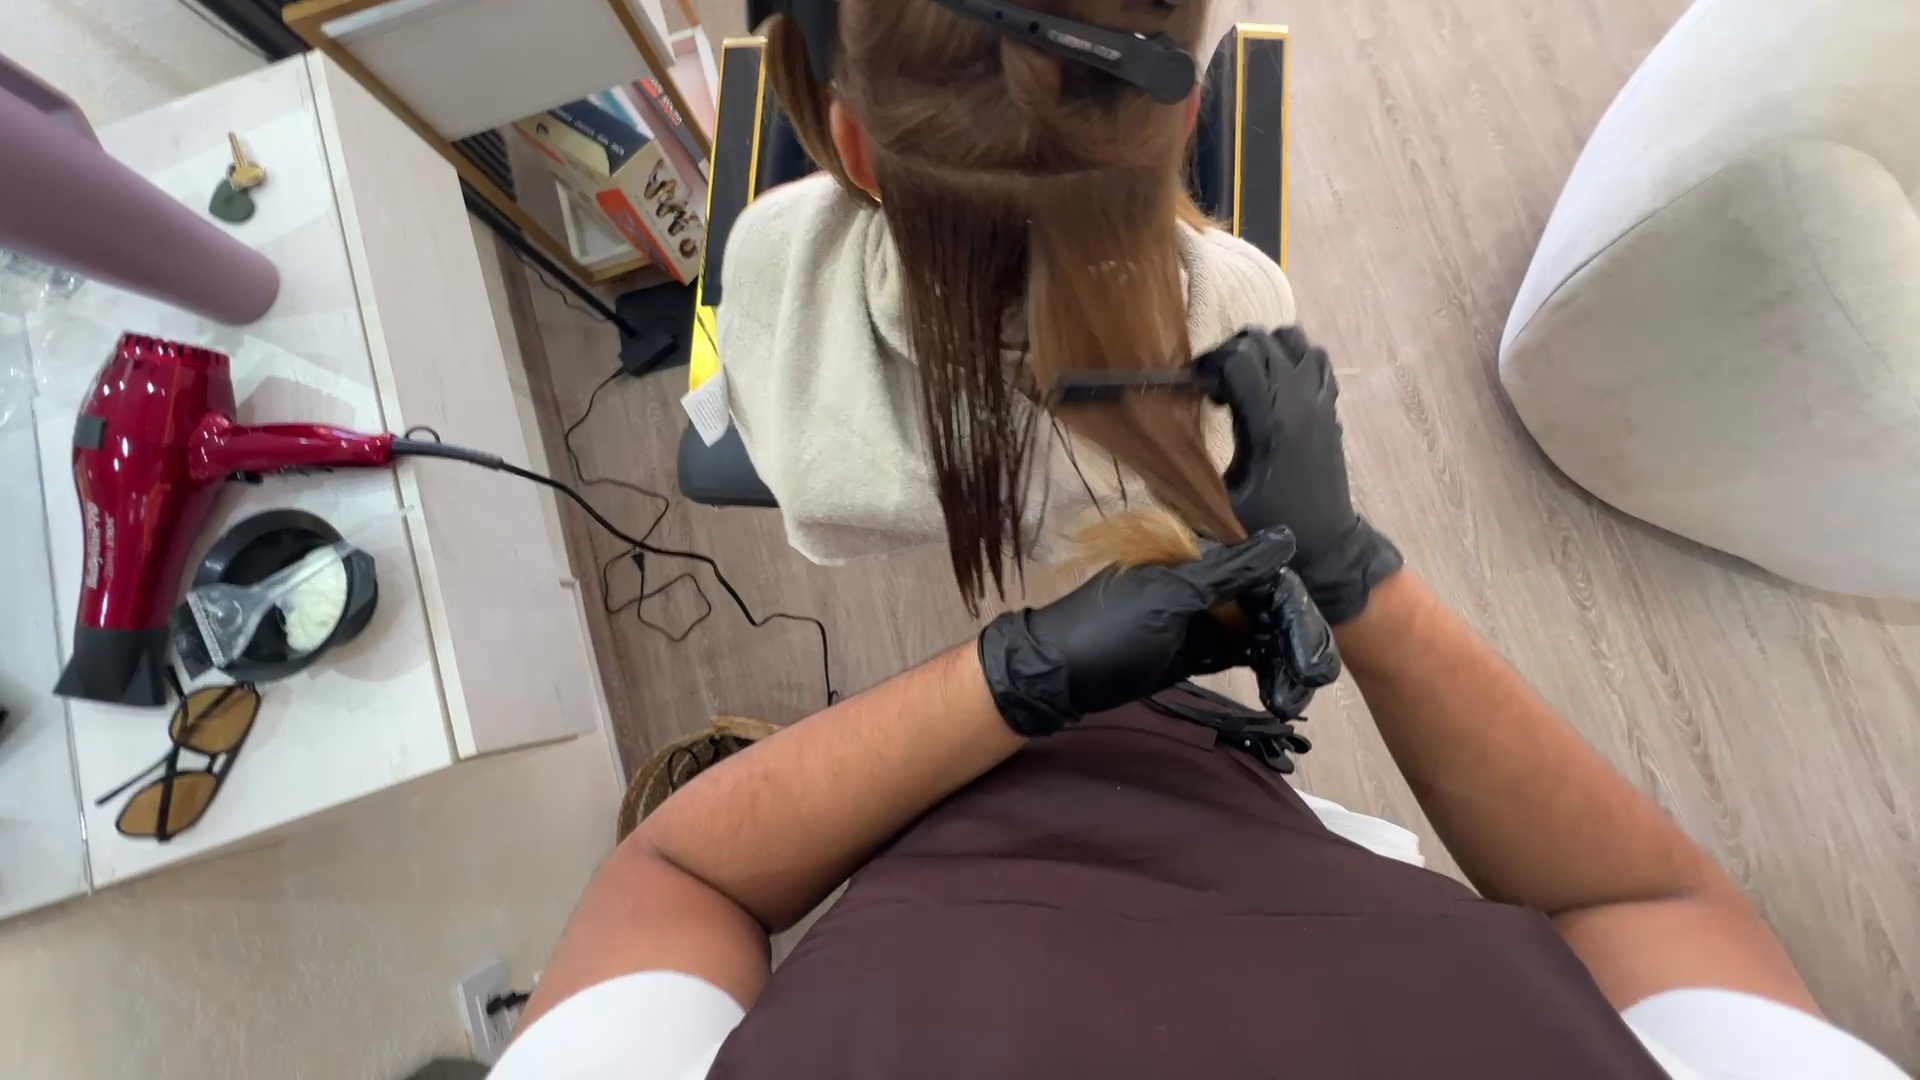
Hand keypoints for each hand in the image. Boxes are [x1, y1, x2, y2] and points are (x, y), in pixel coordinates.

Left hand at [979, 530, 1301, 736]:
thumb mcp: (1167, 597)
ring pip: (1250, 629)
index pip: (1256, 567)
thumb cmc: (1108, 629)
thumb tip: (1285, 538)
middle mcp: (1198, 585)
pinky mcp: (1191, 652)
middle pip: (1259, 601)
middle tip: (1311, 674)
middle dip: (1288, 633)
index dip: (1288, 596)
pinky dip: (1257, 666)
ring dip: (1276, 654)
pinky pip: (1233, 653)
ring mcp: (1195, 620)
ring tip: (1298, 690)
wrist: (1058, 677)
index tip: (1313, 630)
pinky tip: (1279, 686)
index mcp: (1190, 559)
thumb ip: (1225, 572)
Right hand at [1201, 327, 1404, 623]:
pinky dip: (1290, 358)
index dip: (1209, 365)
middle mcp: (1299, 401)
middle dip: (1229, 353)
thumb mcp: (1220, 501)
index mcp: (1270, 422)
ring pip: (1291, 339)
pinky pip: (1313, 358)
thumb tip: (1156, 439)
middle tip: (1212, 384)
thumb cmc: (1268, 524)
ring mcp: (1320, 398)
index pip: (1239, 359)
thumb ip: (1192, 465)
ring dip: (1261, 350)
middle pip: (1261, 341)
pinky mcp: (1330, 404)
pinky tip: (1271, 385)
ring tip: (1242, 378)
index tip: (1195, 387)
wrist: (1326, 541)